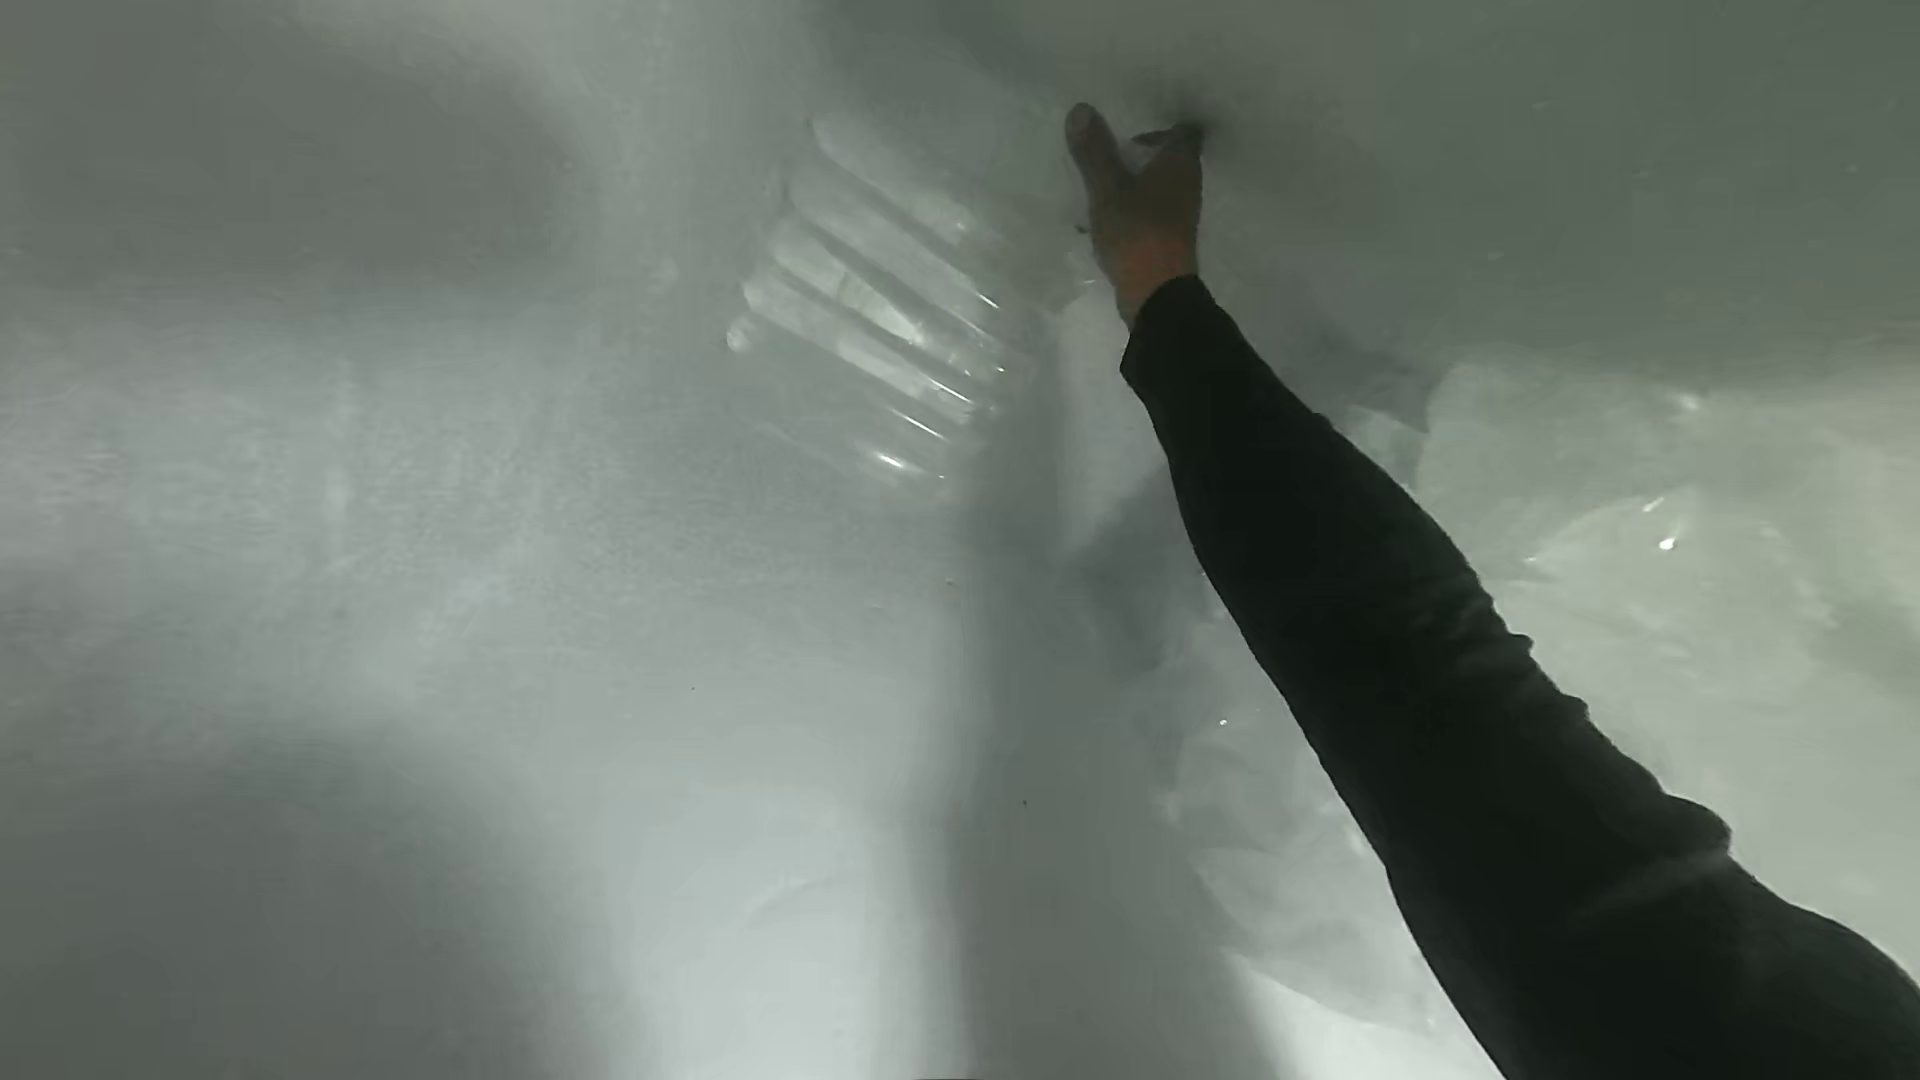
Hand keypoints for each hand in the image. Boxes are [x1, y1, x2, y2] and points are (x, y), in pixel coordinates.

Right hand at [1065, 103, 1203, 328]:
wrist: (1156, 293)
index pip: (1181, 130)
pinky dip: (1131, 217)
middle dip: (1139, 160)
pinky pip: (1149, 219)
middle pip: (1168, 161)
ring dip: (1133, 190)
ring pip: (1157, 192)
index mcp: (1180, 162)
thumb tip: (1079, 109)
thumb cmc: (1136, 233)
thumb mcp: (1108, 190)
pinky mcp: (1168, 244)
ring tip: (1101, 196)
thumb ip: (1094, 153)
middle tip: (1108, 164)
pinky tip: (1106, 227)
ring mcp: (1180, 218)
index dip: (1158, 129)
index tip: (1128, 137)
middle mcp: (1188, 185)